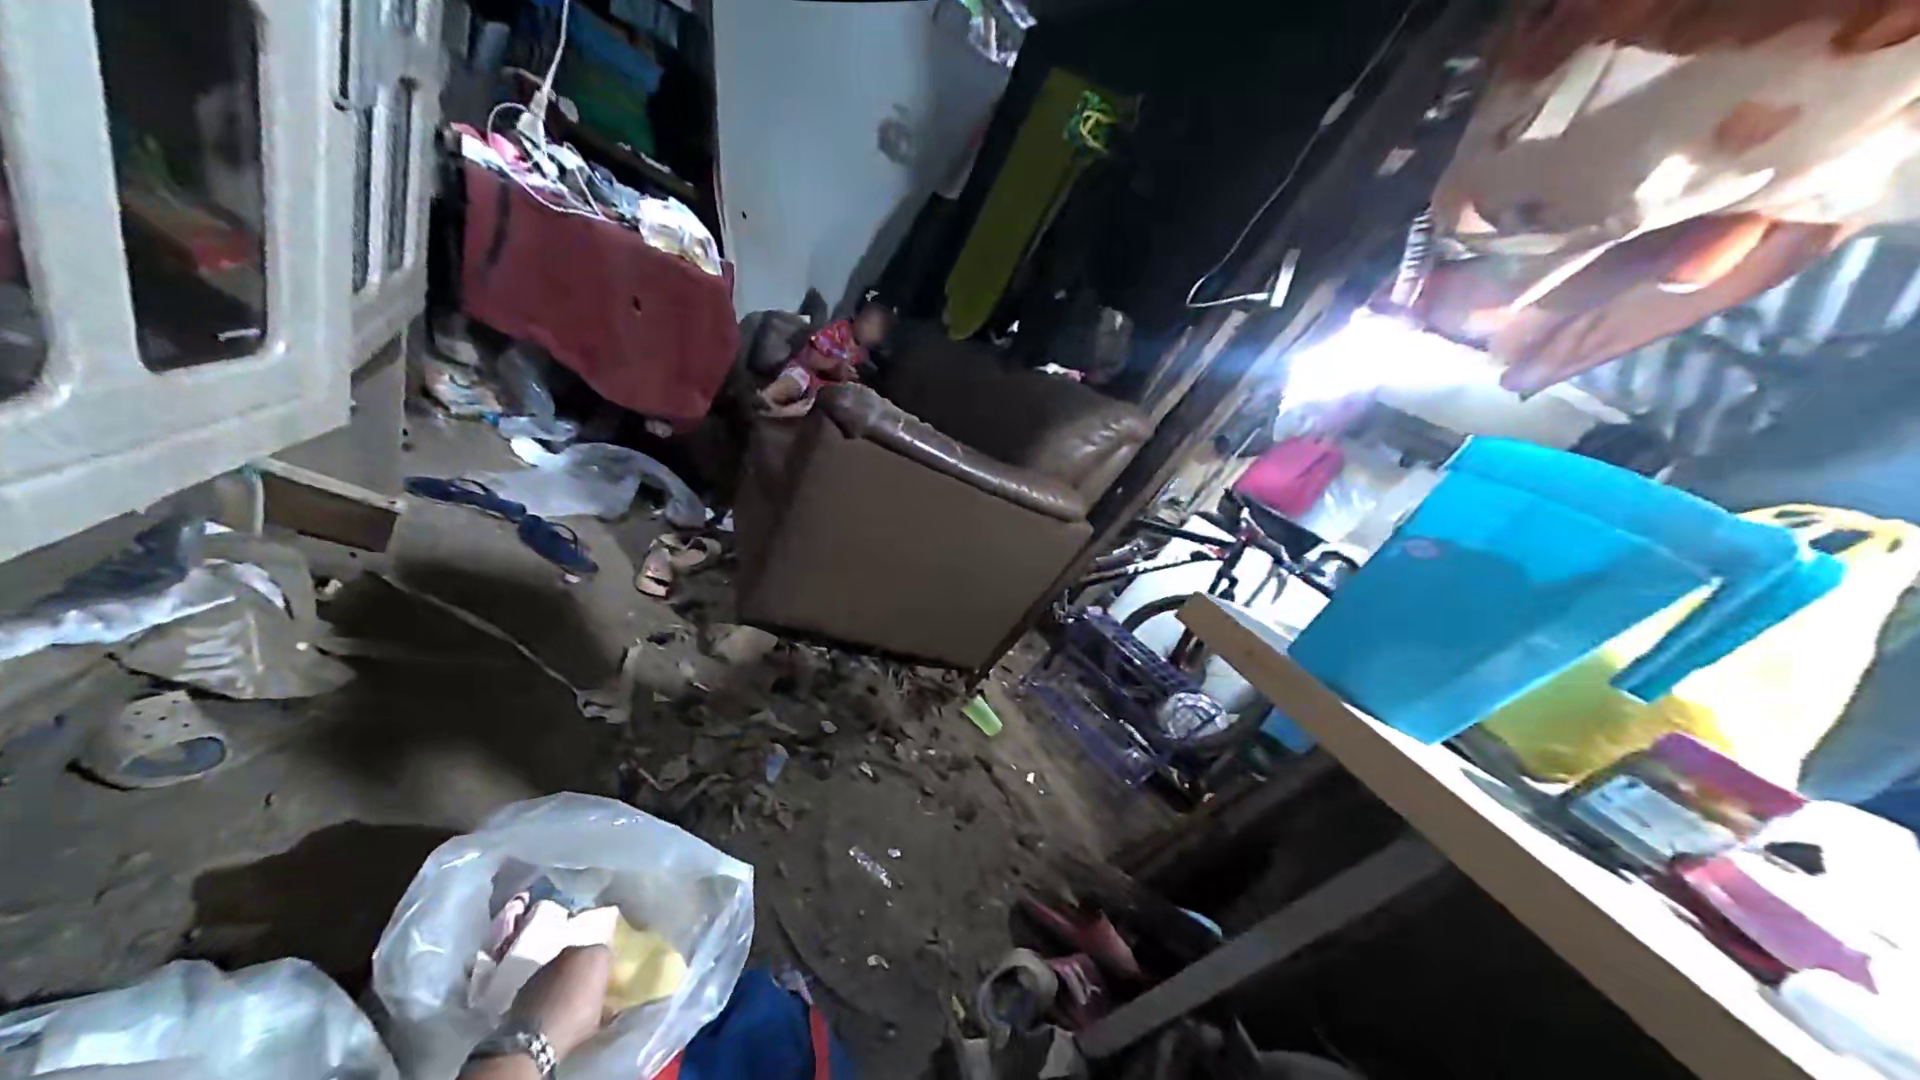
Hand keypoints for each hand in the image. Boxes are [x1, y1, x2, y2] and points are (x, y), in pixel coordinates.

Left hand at [509, 945, 610, 1059]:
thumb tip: (606, 1007)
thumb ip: (605, 1004)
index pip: (606, 958)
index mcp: (596, 955)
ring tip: (563, 1004)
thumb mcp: (600, 1015)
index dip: (604, 974)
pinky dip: (547, 991)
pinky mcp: (528, 980)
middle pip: (582, 959)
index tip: (602, 990)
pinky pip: (544, 982)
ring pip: (562, 969)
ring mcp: (548, 965)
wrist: (535, 1038)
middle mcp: (573, 952)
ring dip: (564, 981)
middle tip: (584, 995)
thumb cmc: (576, 1020)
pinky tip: (547, 1010)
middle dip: (583, 973)